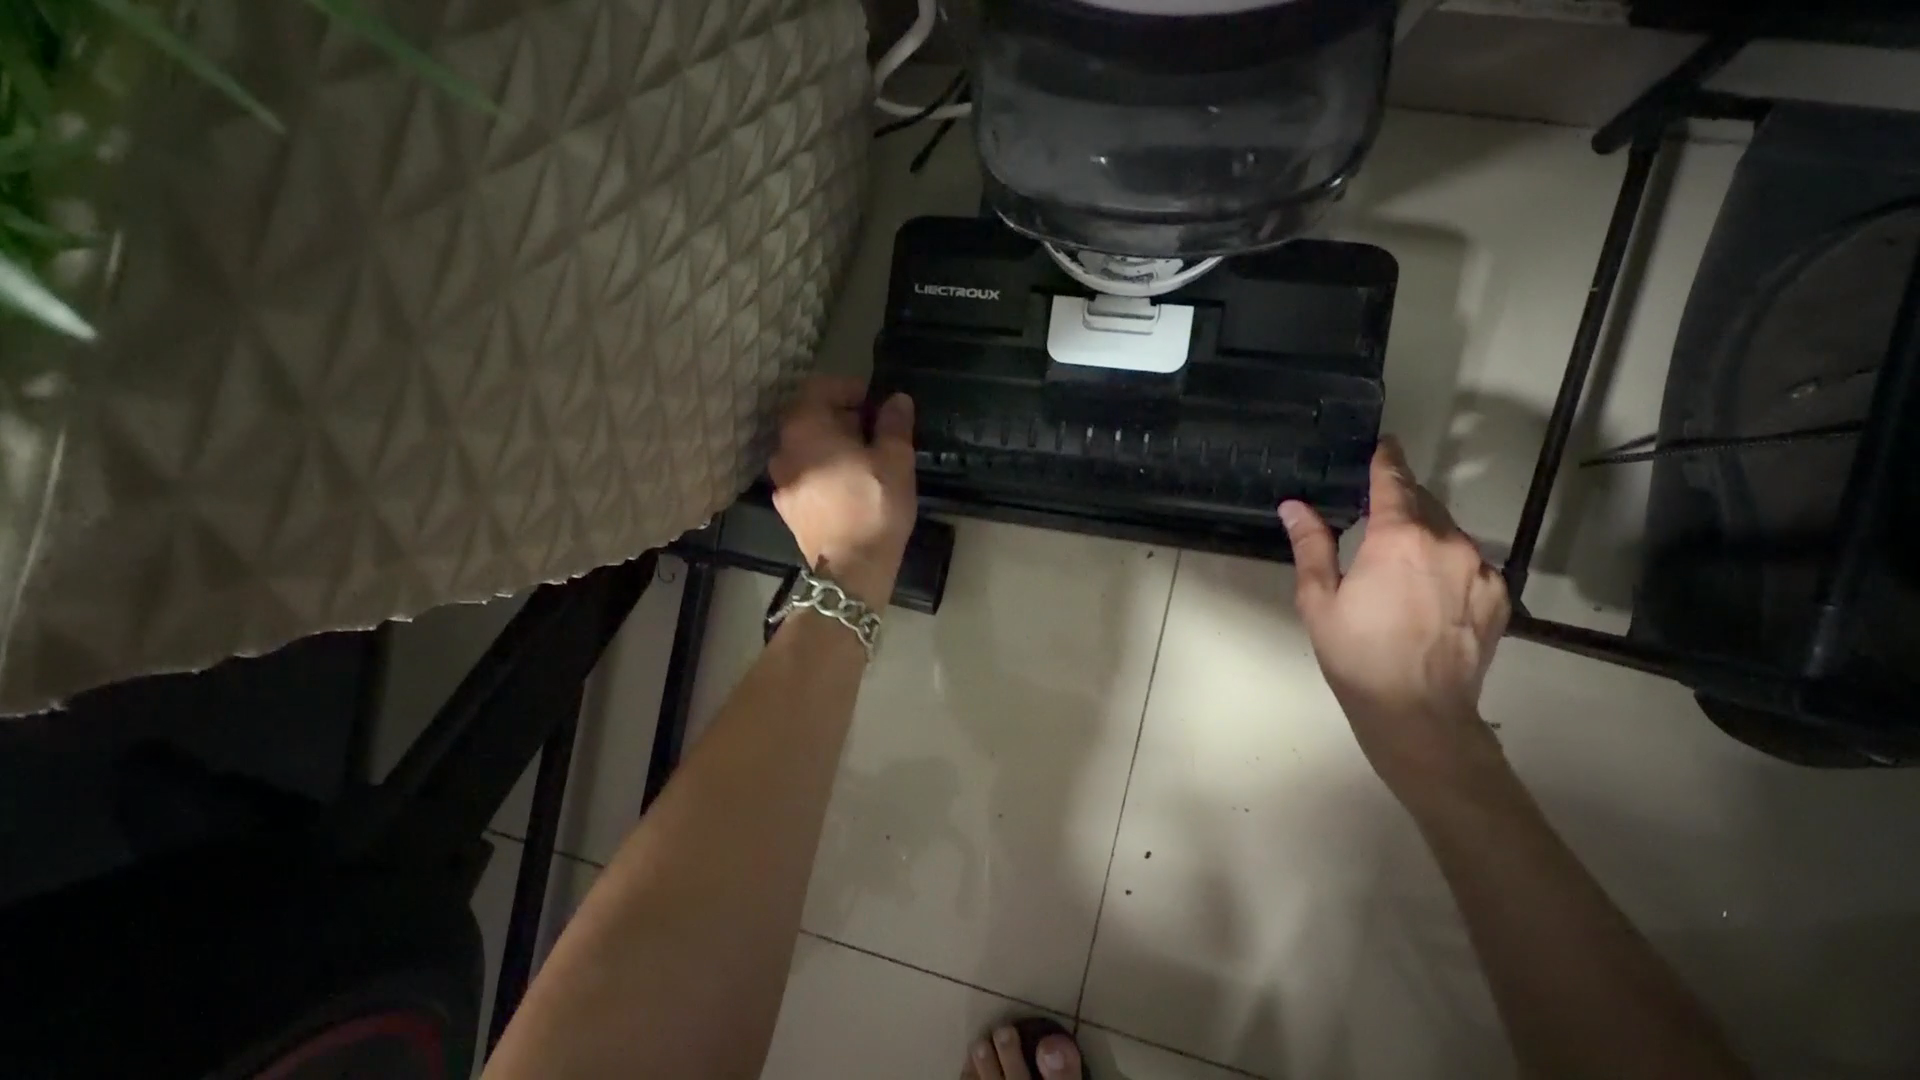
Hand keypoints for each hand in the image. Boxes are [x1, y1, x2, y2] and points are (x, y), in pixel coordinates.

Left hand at [768, 377, 917, 608]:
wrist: (851, 568)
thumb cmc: (874, 505)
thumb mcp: (895, 459)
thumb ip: (894, 424)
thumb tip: (896, 400)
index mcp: (805, 428)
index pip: (820, 388)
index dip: (850, 387)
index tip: (876, 400)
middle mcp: (783, 449)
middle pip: (810, 417)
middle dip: (842, 416)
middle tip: (876, 428)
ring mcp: (780, 480)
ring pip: (806, 447)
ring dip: (832, 443)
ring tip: (865, 456)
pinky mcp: (787, 507)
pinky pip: (805, 472)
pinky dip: (824, 467)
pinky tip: (849, 482)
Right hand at [1279, 438, 1511, 797]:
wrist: (1419, 711)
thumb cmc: (1356, 656)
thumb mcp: (1319, 600)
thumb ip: (1312, 545)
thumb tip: (1294, 506)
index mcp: (1397, 538)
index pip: (1393, 482)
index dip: (1387, 459)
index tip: (1386, 443)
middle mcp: (1446, 542)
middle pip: (1424, 504)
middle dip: (1402, 503)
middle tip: (1378, 518)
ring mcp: (1480, 568)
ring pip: (1449, 534)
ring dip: (1426, 536)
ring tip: (1402, 566)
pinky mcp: (1498, 594)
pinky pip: (1471, 564)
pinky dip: (1449, 565)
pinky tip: (1430, 594)